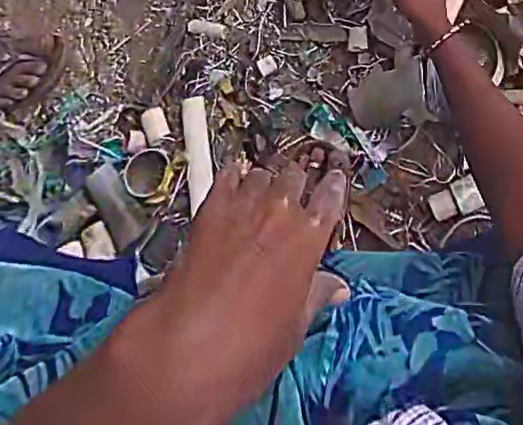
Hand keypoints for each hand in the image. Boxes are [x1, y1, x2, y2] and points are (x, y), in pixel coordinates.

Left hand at [23, 152, 348, 424]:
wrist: (186, 349)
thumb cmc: (246, 348)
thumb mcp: (294, 328)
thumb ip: (317, 294)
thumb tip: (336, 287)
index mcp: (309, 236)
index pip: (331, 193)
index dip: (334, 186)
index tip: (333, 183)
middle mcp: (280, 211)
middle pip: (296, 176)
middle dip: (296, 184)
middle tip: (293, 199)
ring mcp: (245, 205)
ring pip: (262, 174)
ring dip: (265, 183)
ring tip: (261, 198)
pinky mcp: (212, 206)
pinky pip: (228, 175)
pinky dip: (234, 178)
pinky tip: (233, 188)